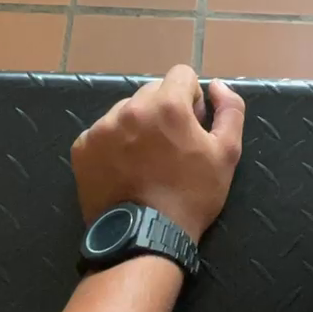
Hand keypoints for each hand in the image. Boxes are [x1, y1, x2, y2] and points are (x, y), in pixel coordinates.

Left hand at [71, 65, 244, 242]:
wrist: (145, 237)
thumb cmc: (192, 195)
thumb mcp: (227, 153)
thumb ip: (230, 109)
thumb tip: (215, 85)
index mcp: (167, 104)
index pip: (182, 74)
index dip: (192, 97)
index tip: (192, 125)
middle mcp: (130, 108)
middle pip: (153, 91)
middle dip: (165, 110)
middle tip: (171, 146)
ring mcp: (102, 128)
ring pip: (127, 110)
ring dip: (139, 125)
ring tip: (146, 160)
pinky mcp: (82, 147)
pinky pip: (103, 132)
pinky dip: (115, 144)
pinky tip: (125, 169)